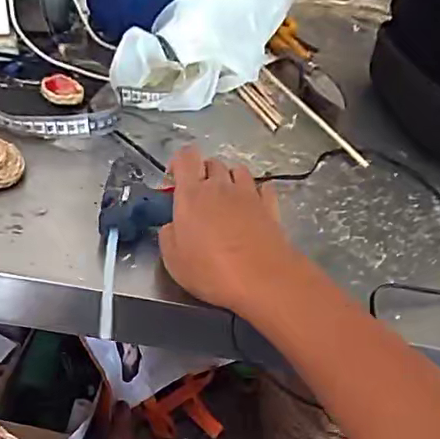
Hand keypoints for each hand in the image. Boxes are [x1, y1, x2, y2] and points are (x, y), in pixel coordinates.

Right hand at [158, 145, 304, 313]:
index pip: (185, 157)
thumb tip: (172, 226)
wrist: (262, 280)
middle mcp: (221, 187)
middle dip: (204, 175)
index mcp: (192, 195)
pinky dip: (256, 193)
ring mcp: (249, 194)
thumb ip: (168, 235)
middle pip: (213, 163)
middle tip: (201, 199)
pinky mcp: (271, 207)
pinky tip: (253, 208)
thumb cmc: (212, 272)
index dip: (179, 163)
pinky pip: (263, 188)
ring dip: (230, 180)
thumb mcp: (174, 261)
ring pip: (239, 171)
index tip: (176, 179)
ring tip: (227, 202)